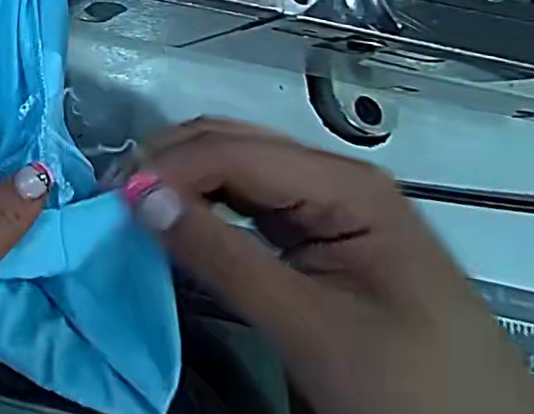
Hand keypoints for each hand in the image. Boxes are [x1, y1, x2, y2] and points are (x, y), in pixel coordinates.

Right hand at [125, 118, 533, 413]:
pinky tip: (178, 218)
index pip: (235, 152)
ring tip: (137, 203)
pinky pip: (249, 202)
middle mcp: (334, 178)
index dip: (171, 167)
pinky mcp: (320, 234)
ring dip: (183, 178)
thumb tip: (142, 196)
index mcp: (345, 183)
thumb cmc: (416, 392)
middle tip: (117, 194)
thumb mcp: (313, 329)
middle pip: (234, 144)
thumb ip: (223, 256)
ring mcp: (328, 204)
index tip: (117, 195)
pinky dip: (205, 204)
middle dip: (171, 161)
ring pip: (236, 167)